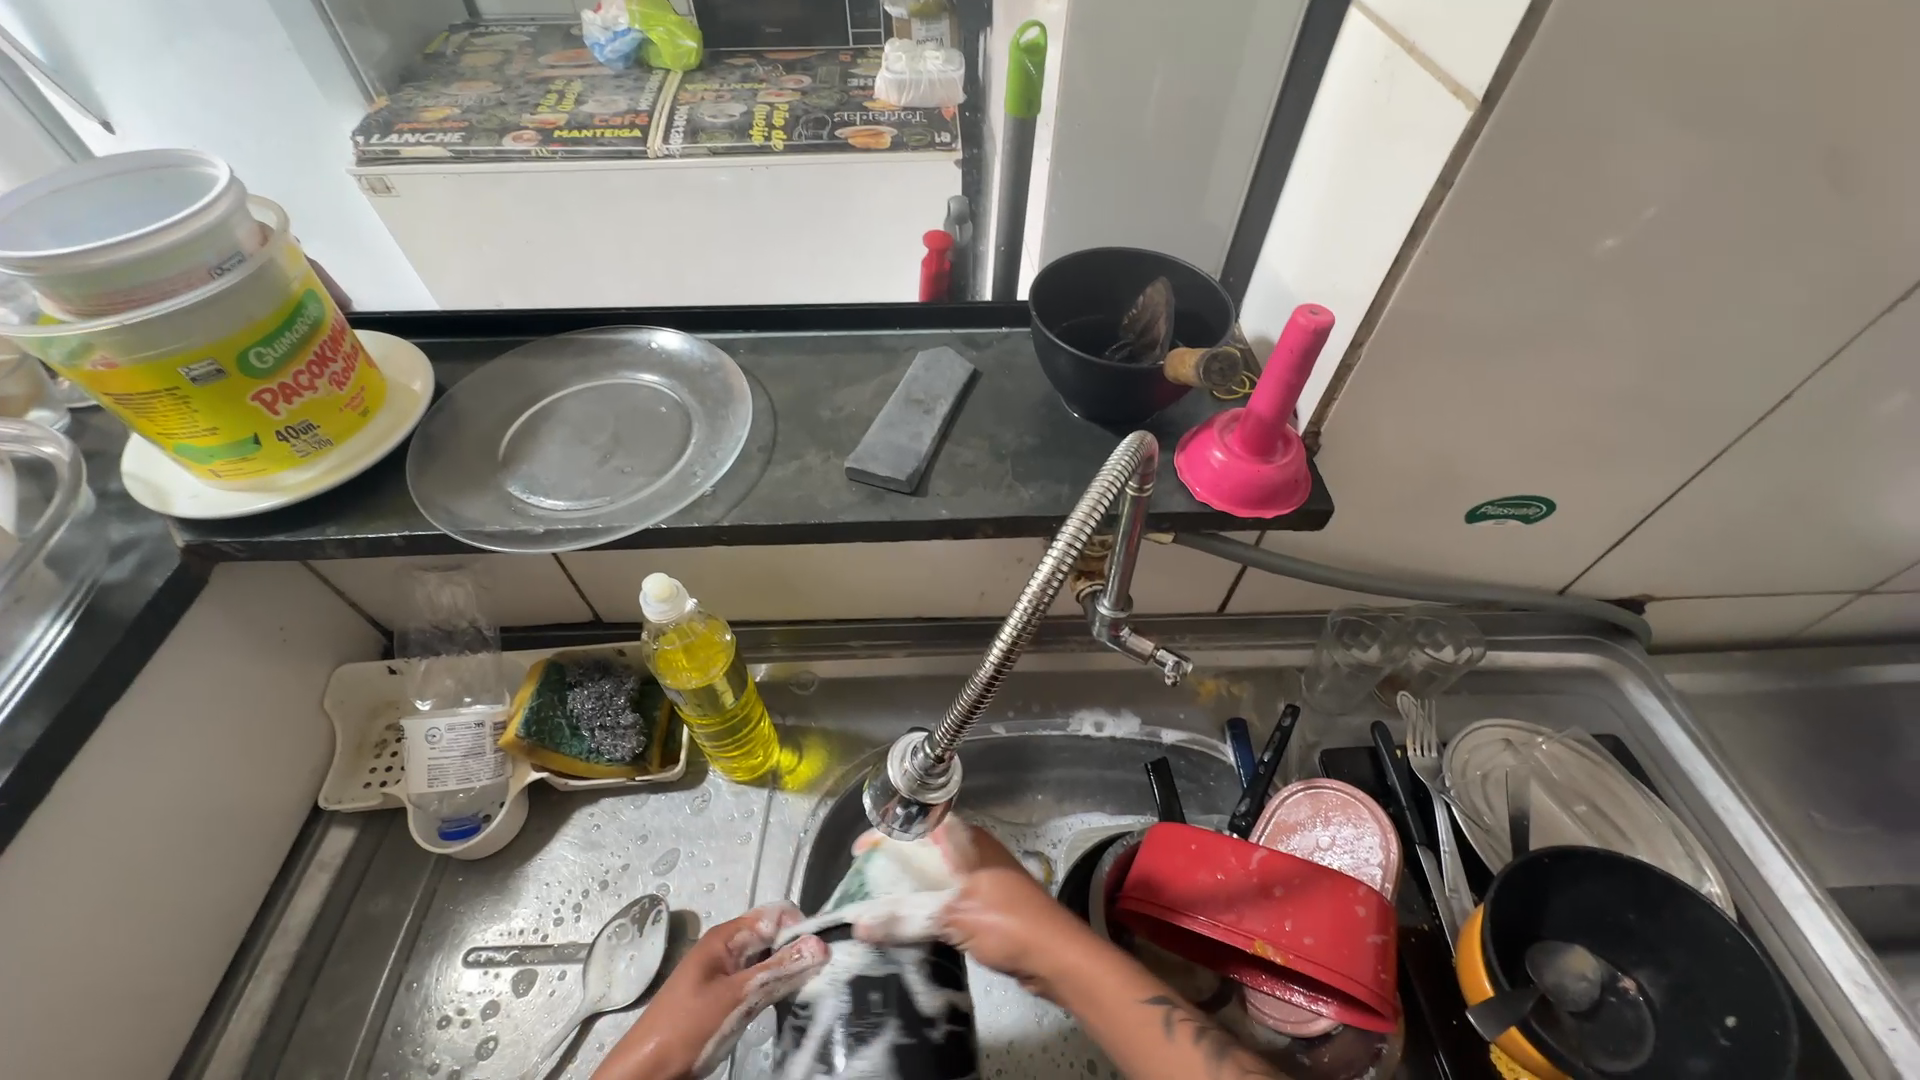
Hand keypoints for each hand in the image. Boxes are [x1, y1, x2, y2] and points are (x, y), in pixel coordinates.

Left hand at [592, 902, 827, 1079]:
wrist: (645, 1074)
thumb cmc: (688, 1029)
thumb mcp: (738, 998)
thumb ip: (780, 969)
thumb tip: (821, 944)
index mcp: (726, 937)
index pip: (776, 914)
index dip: (801, 928)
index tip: (823, 955)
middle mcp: (728, 948)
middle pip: (774, 936)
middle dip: (798, 951)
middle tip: (822, 976)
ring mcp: (726, 973)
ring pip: (768, 960)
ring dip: (788, 972)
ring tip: (811, 990)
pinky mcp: (726, 997)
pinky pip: (759, 981)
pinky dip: (775, 988)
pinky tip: (789, 1003)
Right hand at [849, 818, 1099, 998]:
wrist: (1057, 955)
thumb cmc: (1008, 924)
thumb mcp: (953, 918)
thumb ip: (905, 918)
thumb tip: (859, 924)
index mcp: (966, 840)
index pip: (918, 823)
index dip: (887, 832)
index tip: (861, 851)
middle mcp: (973, 849)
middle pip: (925, 846)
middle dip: (894, 860)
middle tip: (864, 879)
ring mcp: (981, 874)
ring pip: (936, 872)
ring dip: (910, 884)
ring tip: (879, 901)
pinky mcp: (986, 900)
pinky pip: (947, 893)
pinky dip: (926, 902)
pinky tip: (911, 920)